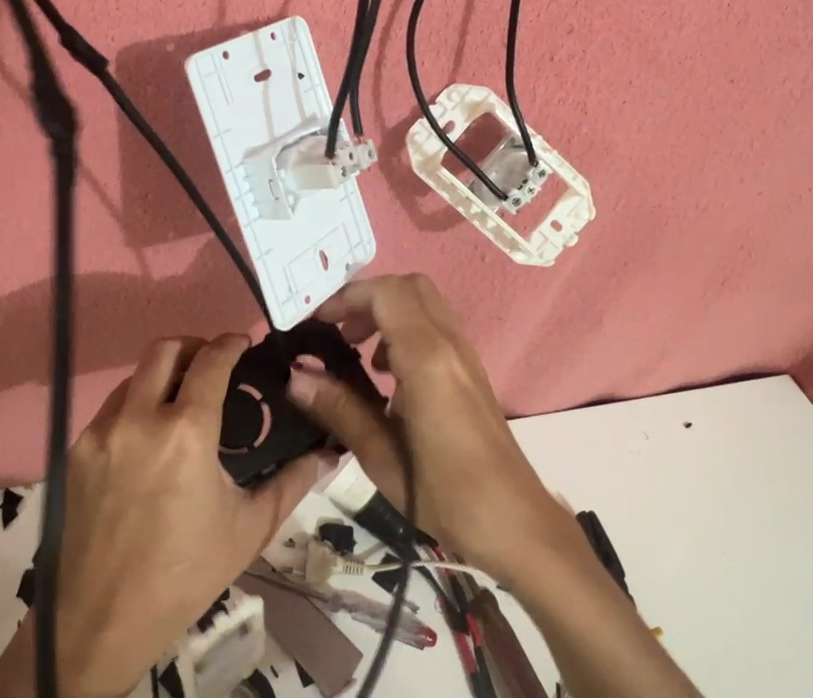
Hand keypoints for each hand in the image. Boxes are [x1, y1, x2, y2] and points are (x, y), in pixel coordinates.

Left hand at [26, 335, 331, 696]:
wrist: (104, 618)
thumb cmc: (186, 574)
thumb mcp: (249, 528)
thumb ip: (290, 481)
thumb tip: (325, 455)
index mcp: (185, 432)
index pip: (210, 362)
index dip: (230, 343)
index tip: (244, 342)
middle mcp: (138, 418)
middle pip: (163, 350)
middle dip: (194, 346)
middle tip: (214, 364)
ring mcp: (101, 433)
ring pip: (133, 377)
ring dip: (162, 375)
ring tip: (184, 401)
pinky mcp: (77, 452)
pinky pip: (111, 409)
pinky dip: (136, 405)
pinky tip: (152, 437)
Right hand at [286, 275, 575, 582]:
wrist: (516, 524)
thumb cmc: (447, 496)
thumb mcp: (382, 458)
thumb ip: (340, 409)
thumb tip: (296, 376)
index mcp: (428, 361)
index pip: (387, 294)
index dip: (347, 297)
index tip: (315, 323)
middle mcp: (450, 347)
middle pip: (409, 287)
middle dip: (368, 299)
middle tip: (338, 333)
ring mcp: (466, 358)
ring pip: (425, 305)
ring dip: (387, 314)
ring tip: (358, 356)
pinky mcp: (471, 374)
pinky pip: (436, 329)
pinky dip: (406, 333)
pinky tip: (388, 380)